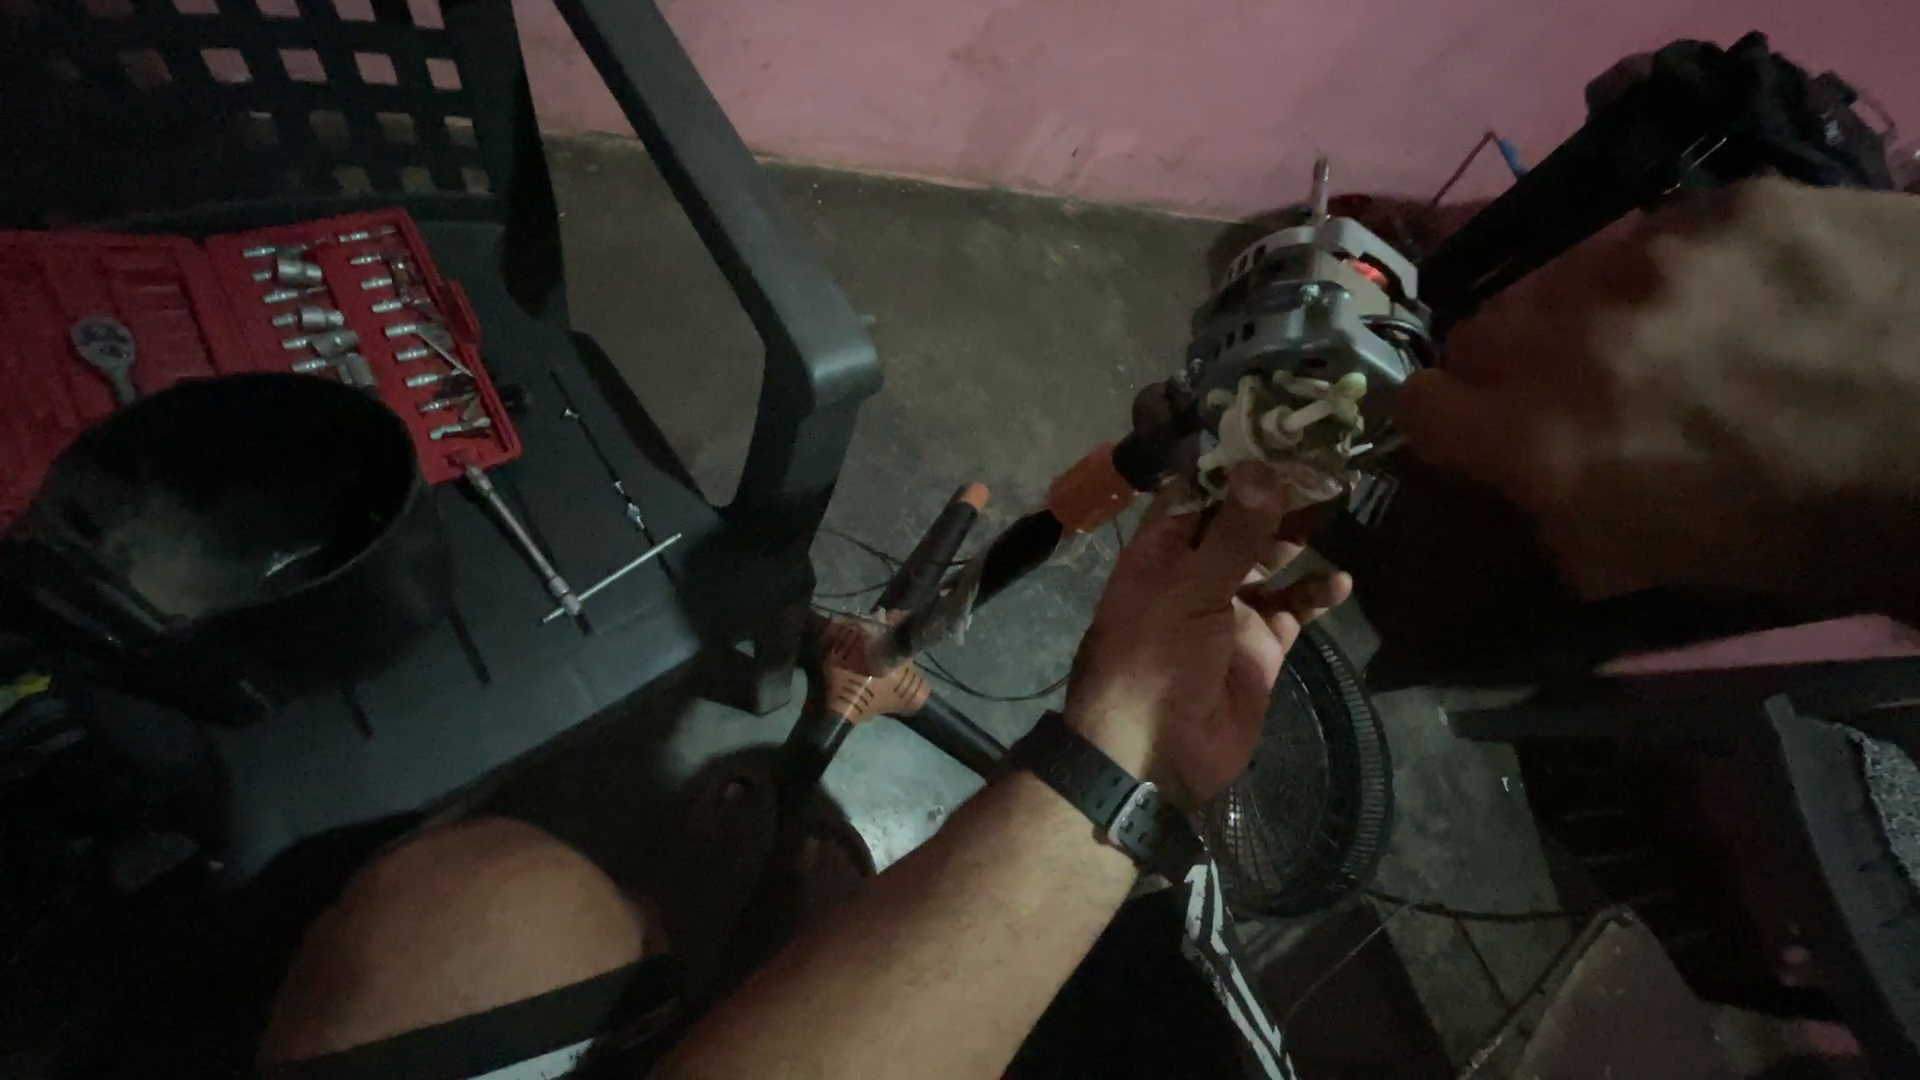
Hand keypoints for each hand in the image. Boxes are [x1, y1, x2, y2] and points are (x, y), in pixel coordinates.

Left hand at [1064, 465, 1351, 810]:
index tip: (1272, 430)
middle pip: (1237, 522)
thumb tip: (1263, 469)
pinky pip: (1293, 609)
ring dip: (1297, 537)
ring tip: (1337, 503)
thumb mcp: (1188, 589)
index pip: (1192, 493)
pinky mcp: (1260, 645)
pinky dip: (1316, 594)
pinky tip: (1342, 581)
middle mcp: (1193, 573)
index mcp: (1160, 553)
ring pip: (1269, 560)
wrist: (1154, 751)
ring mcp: (1229, 609)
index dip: (1228, 464)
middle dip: (1273, 495)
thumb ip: (1231, 534)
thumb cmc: (1153, 657)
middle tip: (1322, 460)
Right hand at [1397, 178, 1919, 608]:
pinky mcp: (1733, 208)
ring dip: (1582, 313)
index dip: (1439, 415)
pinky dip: (1674, 270)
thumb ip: (1534, 507)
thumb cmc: (1792, 529)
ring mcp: (1652, 263)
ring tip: (1660, 333)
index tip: (1471, 423)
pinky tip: (1739, 294)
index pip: (1414, 402)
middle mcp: (1570, 344)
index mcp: (1539, 440)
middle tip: (1567, 380)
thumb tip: (1499, 475)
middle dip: (1505, 362)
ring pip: (1555, 278)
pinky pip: (1655, 236)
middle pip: (1474, 332)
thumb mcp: (1630, 559)